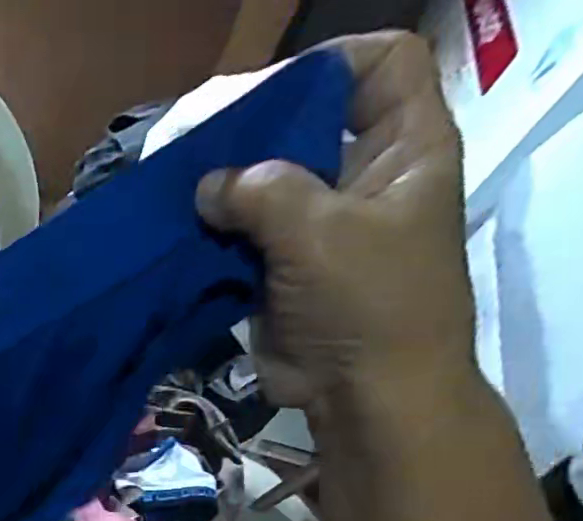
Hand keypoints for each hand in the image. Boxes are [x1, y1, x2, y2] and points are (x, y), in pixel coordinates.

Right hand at [196, 31, 475, 412]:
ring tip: (178, 184)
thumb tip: (207, 185)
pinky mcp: (283, 269)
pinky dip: (214, 232)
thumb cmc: (367, 305)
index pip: (381, 66)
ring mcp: (319, 227)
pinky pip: (244, 235)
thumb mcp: (322, 232)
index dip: (328, 64)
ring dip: (224, 187)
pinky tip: (182, 228)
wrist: (361, 395)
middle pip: (308, 124)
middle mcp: (363, 178)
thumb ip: (262, 192)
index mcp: (404, 149)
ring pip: (268, 184)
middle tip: (196, 142)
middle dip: (253, 131)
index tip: (265, 96)